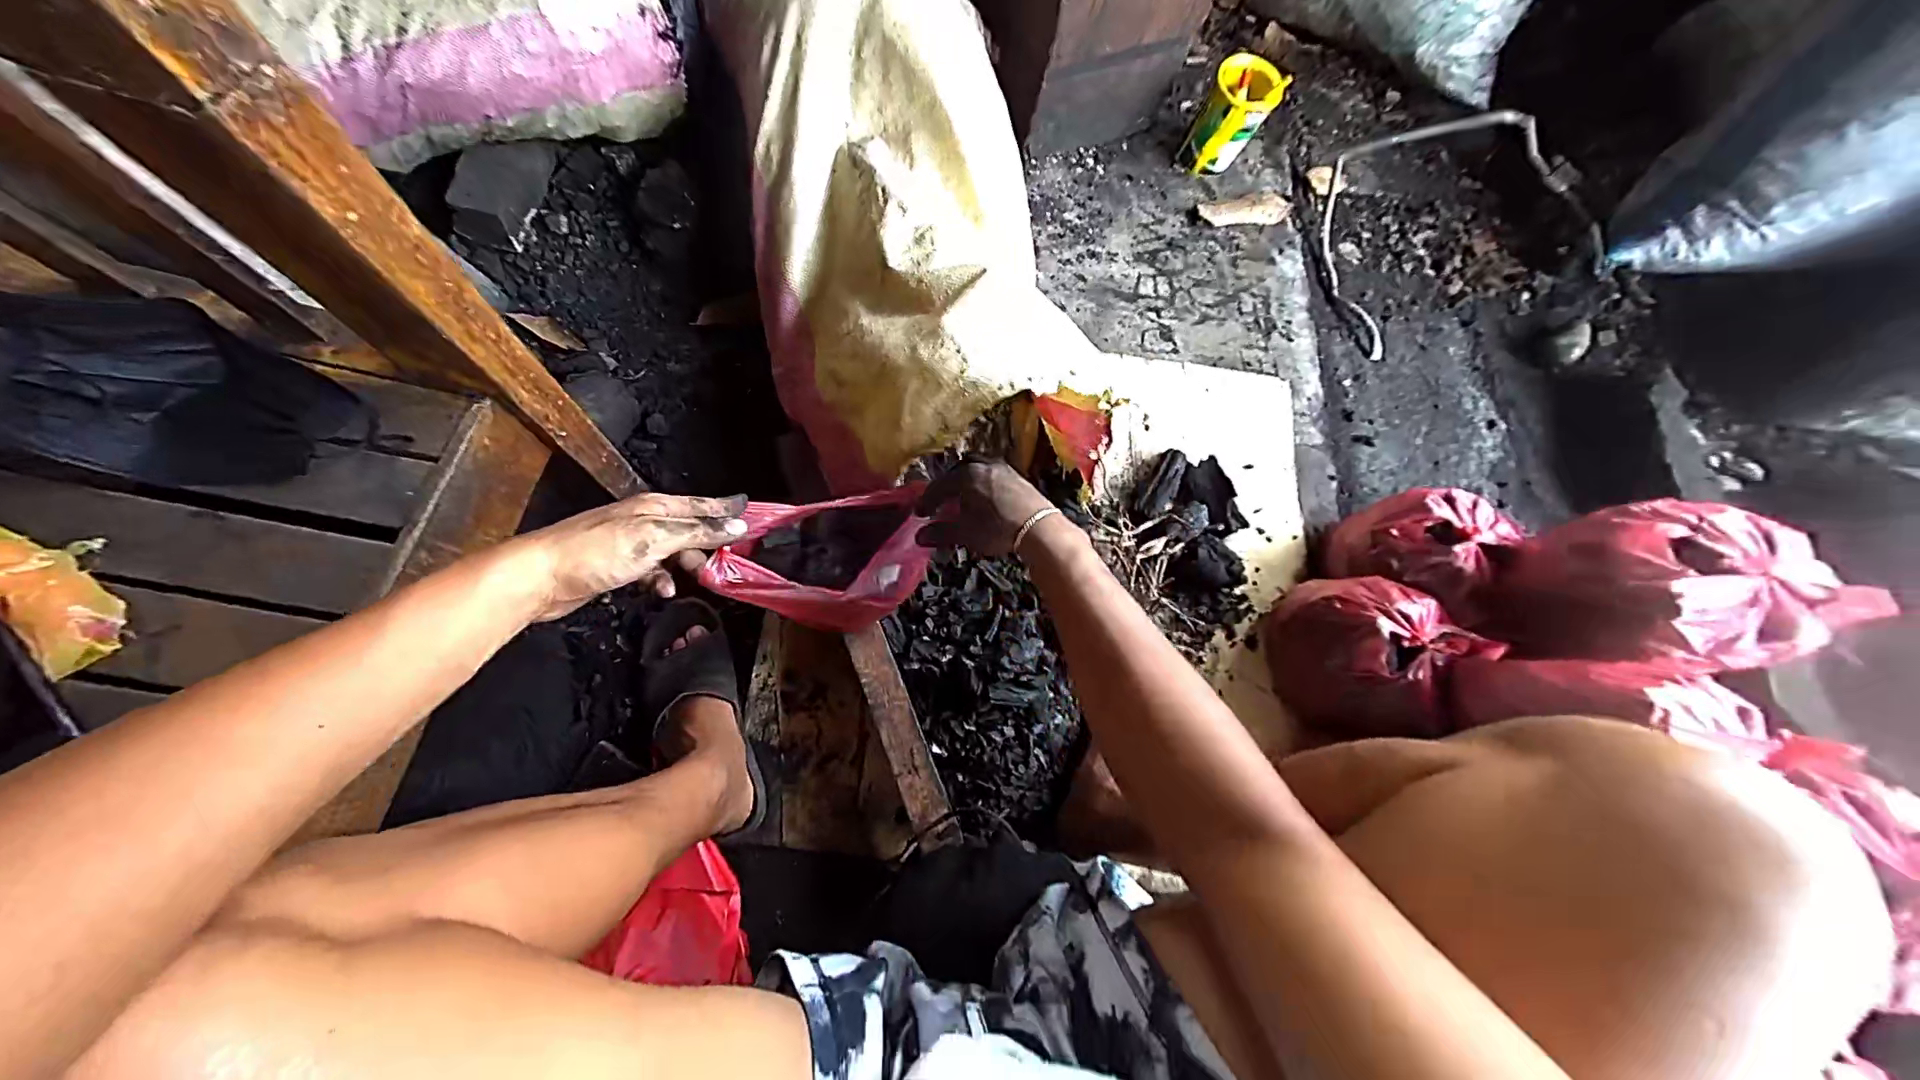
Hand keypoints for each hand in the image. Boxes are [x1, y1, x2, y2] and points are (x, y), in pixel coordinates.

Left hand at [511, 493, 748, 620]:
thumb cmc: (594, 552)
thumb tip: (736, 526)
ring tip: (698, 578)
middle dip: (710, 542)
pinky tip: (663, 591)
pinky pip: (653, 571)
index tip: (748, 507)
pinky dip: (662, 581)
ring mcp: (630, 543)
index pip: (701, 504)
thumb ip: (697, 532)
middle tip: (730, 557)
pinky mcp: (618, 565)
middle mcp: (644, 520)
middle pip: (690, 529)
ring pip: (673, 552)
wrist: (540, 577)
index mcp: (654, 507)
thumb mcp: (654, 539)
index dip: (726, 507)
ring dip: (686, 566)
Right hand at [916, 460, 1054, 555]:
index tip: (920, 514)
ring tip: (962, 501)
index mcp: (966, 476)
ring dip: (965, 485)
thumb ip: (942, 532)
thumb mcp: (966, 534)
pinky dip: (981, 485)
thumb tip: (919, 536)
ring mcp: (1002, 468)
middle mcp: (983, 465)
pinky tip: (983, 501)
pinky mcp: (1017, 476)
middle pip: (957, 473)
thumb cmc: (998, 529)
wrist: (1040, 527)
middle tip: (940, 504)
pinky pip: (991, 476)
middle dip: (946, 488)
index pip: (939, 486)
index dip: (927, 501)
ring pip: (976, 472)